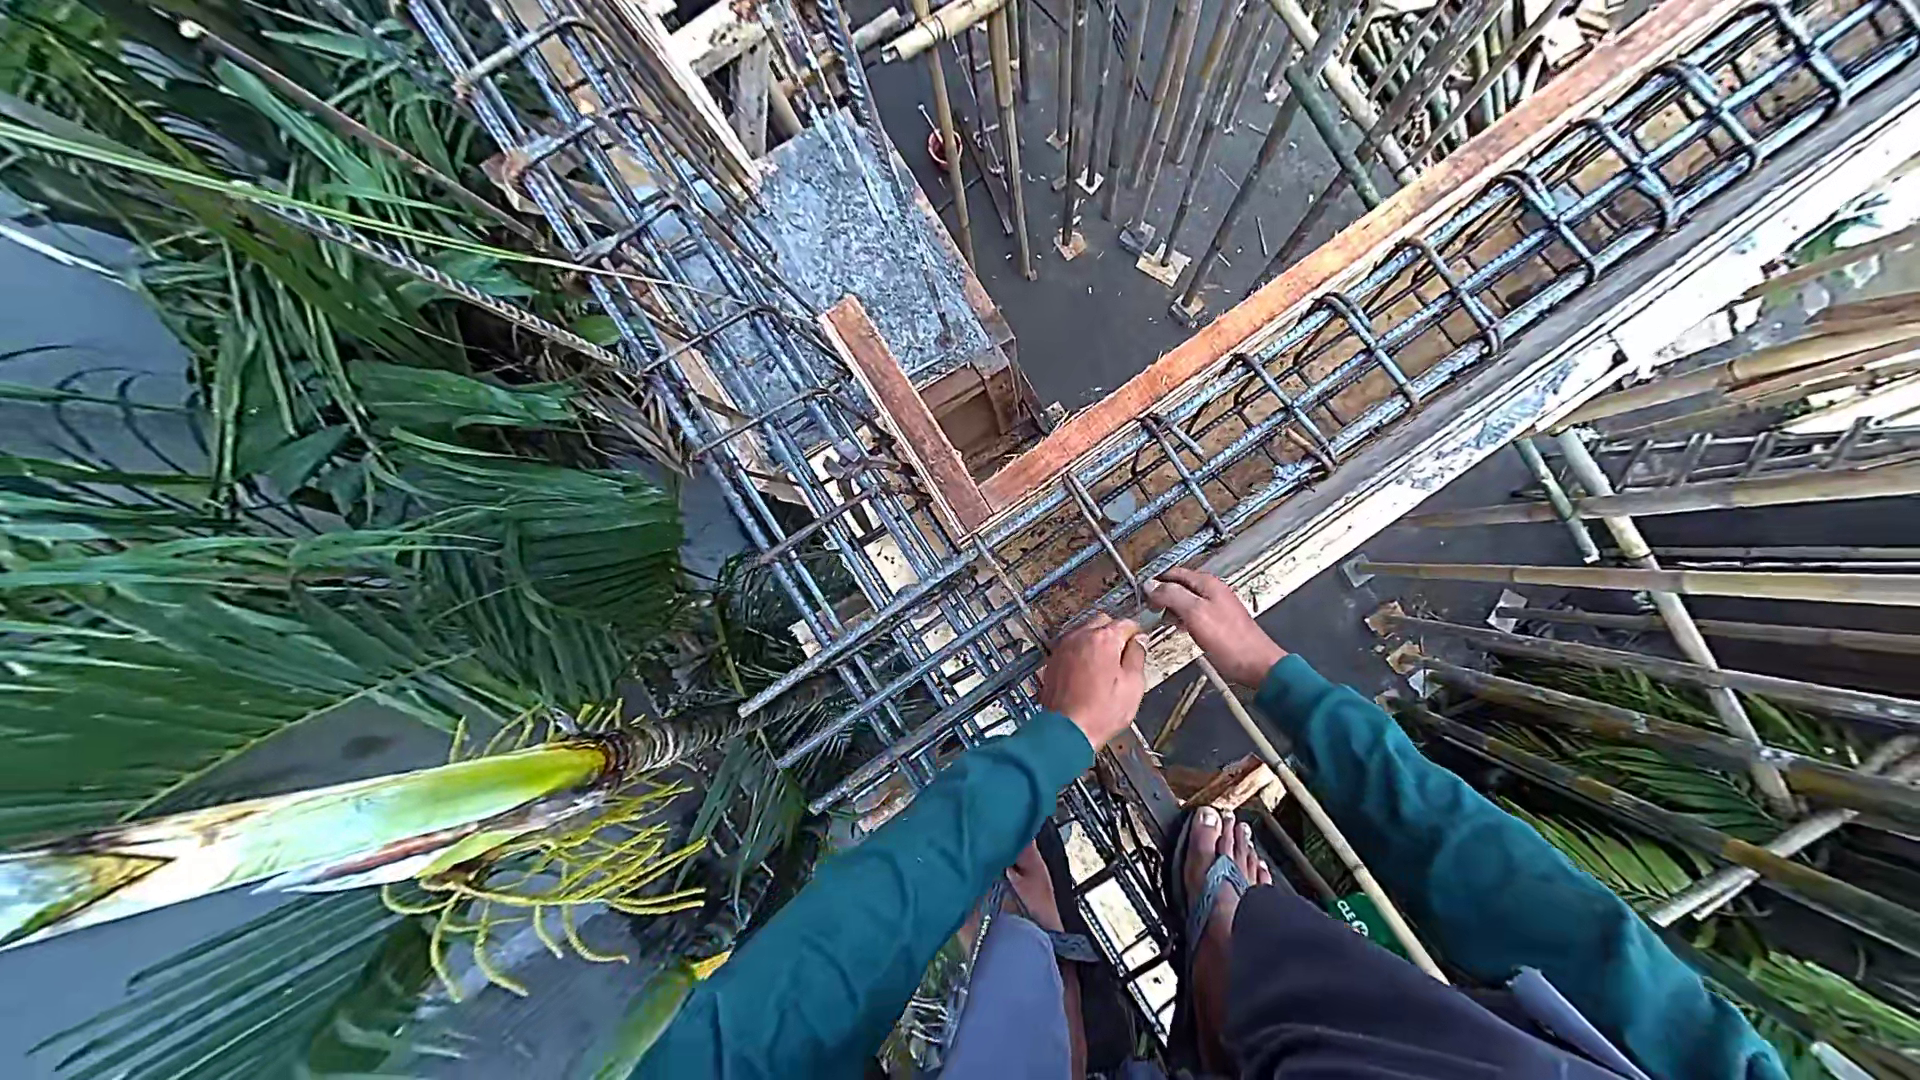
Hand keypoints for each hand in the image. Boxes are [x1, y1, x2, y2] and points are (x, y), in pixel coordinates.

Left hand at [1039, 613, 1145, 749]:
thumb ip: (1138, 656)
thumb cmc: (1098, 712)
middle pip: (1102, 622)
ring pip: (1084, 632)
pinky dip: (1081, 652)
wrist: (1067, 730)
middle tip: (1123, 653)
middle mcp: (1080, 637)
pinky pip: (1071, 647)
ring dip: (1096, 641)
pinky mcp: (1053, 660)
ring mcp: (1064, 648)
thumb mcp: (1133, 685)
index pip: (1126, 623)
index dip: (1136, 633)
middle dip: (1114, 633)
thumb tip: (1139, 642)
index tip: (1139, 642)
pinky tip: (1088, 671)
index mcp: (1103, 639)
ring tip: (1105, 665)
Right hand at [1148, 568, 1285, 686]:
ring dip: (1172, 607)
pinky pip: (1194, 614)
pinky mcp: (1219, 622)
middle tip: (1151, 607)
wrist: (1256, 665)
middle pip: (1180, 585)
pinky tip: (1180, 628)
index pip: (1174, 573)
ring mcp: (1217, 606)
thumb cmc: (1231, 641)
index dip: (1156, 581)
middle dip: (1163, 595)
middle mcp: (1214, 591)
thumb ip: (1171, 596)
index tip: (1144, 593)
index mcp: (1208, 584)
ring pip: (1186, 600)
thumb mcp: (1194, 613)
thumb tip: (1152, 586)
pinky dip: (1183, 618)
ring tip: (1164, 618)